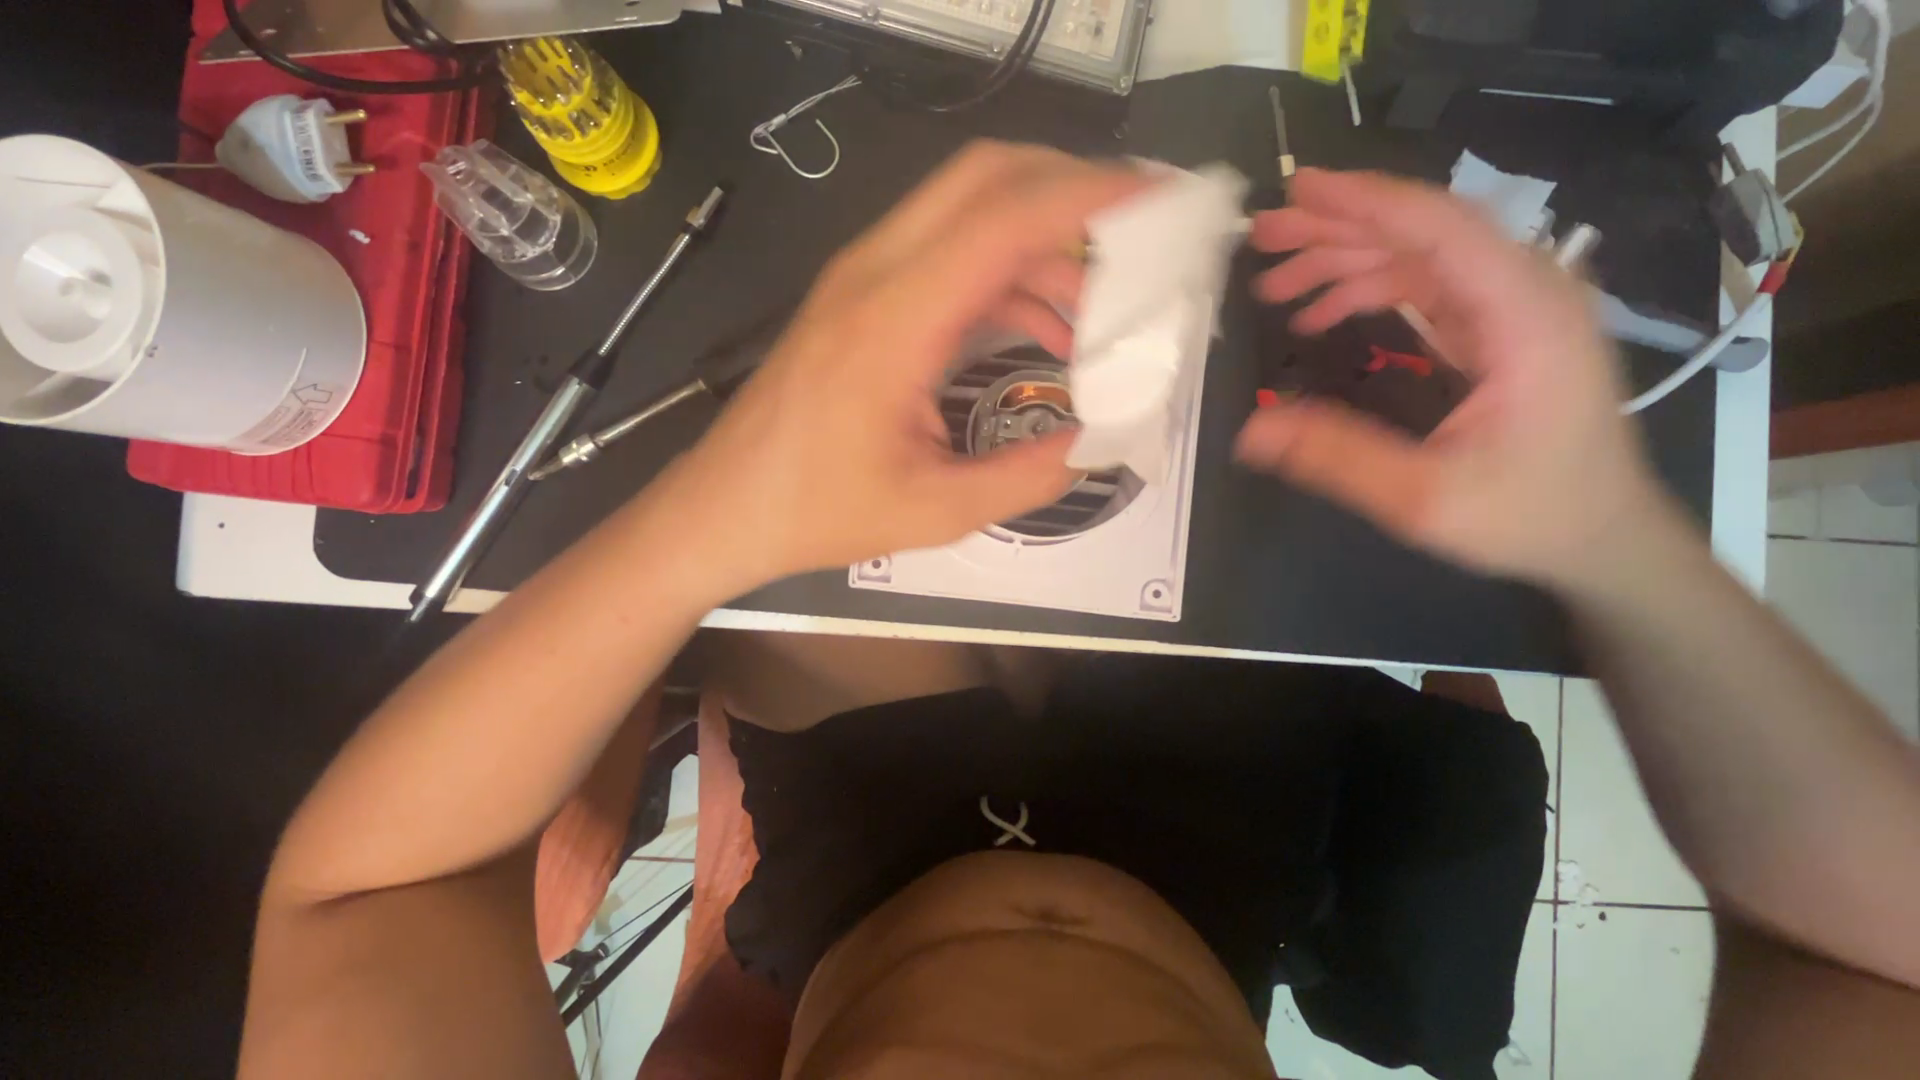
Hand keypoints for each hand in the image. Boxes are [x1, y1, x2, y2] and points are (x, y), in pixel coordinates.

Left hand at [659, 142, 1148, 592]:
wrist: (724, 506)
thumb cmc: (816, 512)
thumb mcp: (935, 511)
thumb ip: (1029, 476)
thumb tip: (1100, 443)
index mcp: (893, 320)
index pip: (1003, 217)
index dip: (1089, 196)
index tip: (1159, 201)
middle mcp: (874, 274)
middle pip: (985, 176)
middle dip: (1072, 188)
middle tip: (1140, 232)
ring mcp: (862, 276)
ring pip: (968, 208)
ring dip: (1042, 240)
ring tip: (1100, 310)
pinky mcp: (860, 294)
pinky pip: (947, 251)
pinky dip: (1006, 271)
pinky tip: (1044, 327)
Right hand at [1235, 167, 1679, 589]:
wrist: (1604, 535)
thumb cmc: (1531, 515)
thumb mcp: (1426, 499)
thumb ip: (1338, 459)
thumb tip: (1250, 432)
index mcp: (1526, 316)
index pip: (1442, 230)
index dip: (1366, 203)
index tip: (1298, 190)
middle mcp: (1527, 292)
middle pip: (1425, 231)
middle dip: (1338, 228)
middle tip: (1262, 236)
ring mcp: (1515, 306)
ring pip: (1420, 254)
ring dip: (1345, 259)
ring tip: (1273, 281)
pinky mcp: (1500, 326)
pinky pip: (1427, 286)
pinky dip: (1369, 290)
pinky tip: (1319, 314)